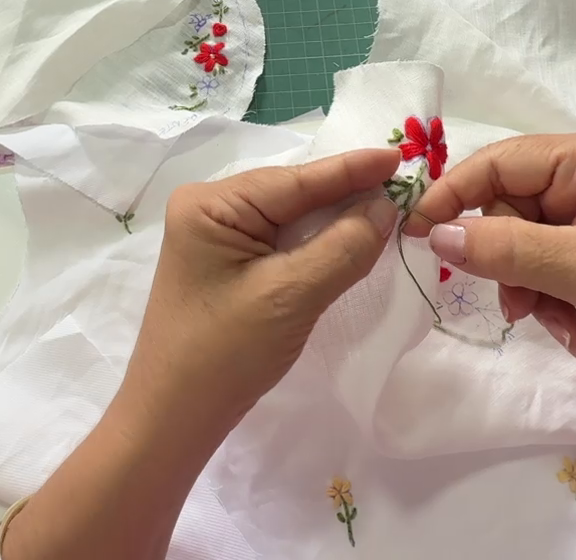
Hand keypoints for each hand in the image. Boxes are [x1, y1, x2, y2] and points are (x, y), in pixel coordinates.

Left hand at [120, 147, 402, 436]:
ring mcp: (215, 235)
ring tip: (386, 202)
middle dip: (346, 190)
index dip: (352, 168)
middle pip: (291, 193)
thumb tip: (385, 207)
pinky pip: (279, 239)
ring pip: (288, 216)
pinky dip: (316, 240)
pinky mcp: (225, 262)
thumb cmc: (225, 354)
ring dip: (334, 216)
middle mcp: (209, 208)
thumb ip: (343, 247)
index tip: (400, 155)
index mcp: (211, 203)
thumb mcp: (290, 296)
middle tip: (402, 181)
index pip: (295, 180)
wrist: (173, 420)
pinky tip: (348, 235)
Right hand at [404, 128, 575, 382]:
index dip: (451, 195)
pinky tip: (570, 329)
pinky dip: (547, 295)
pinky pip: (545, 261)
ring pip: (520, 239)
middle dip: (505, 260)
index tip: (414, 233)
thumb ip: (508, 250)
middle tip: (517, 305)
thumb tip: (432, 234)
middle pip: (505, 206)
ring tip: (551, 323)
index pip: (497, 162)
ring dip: (525, 285)